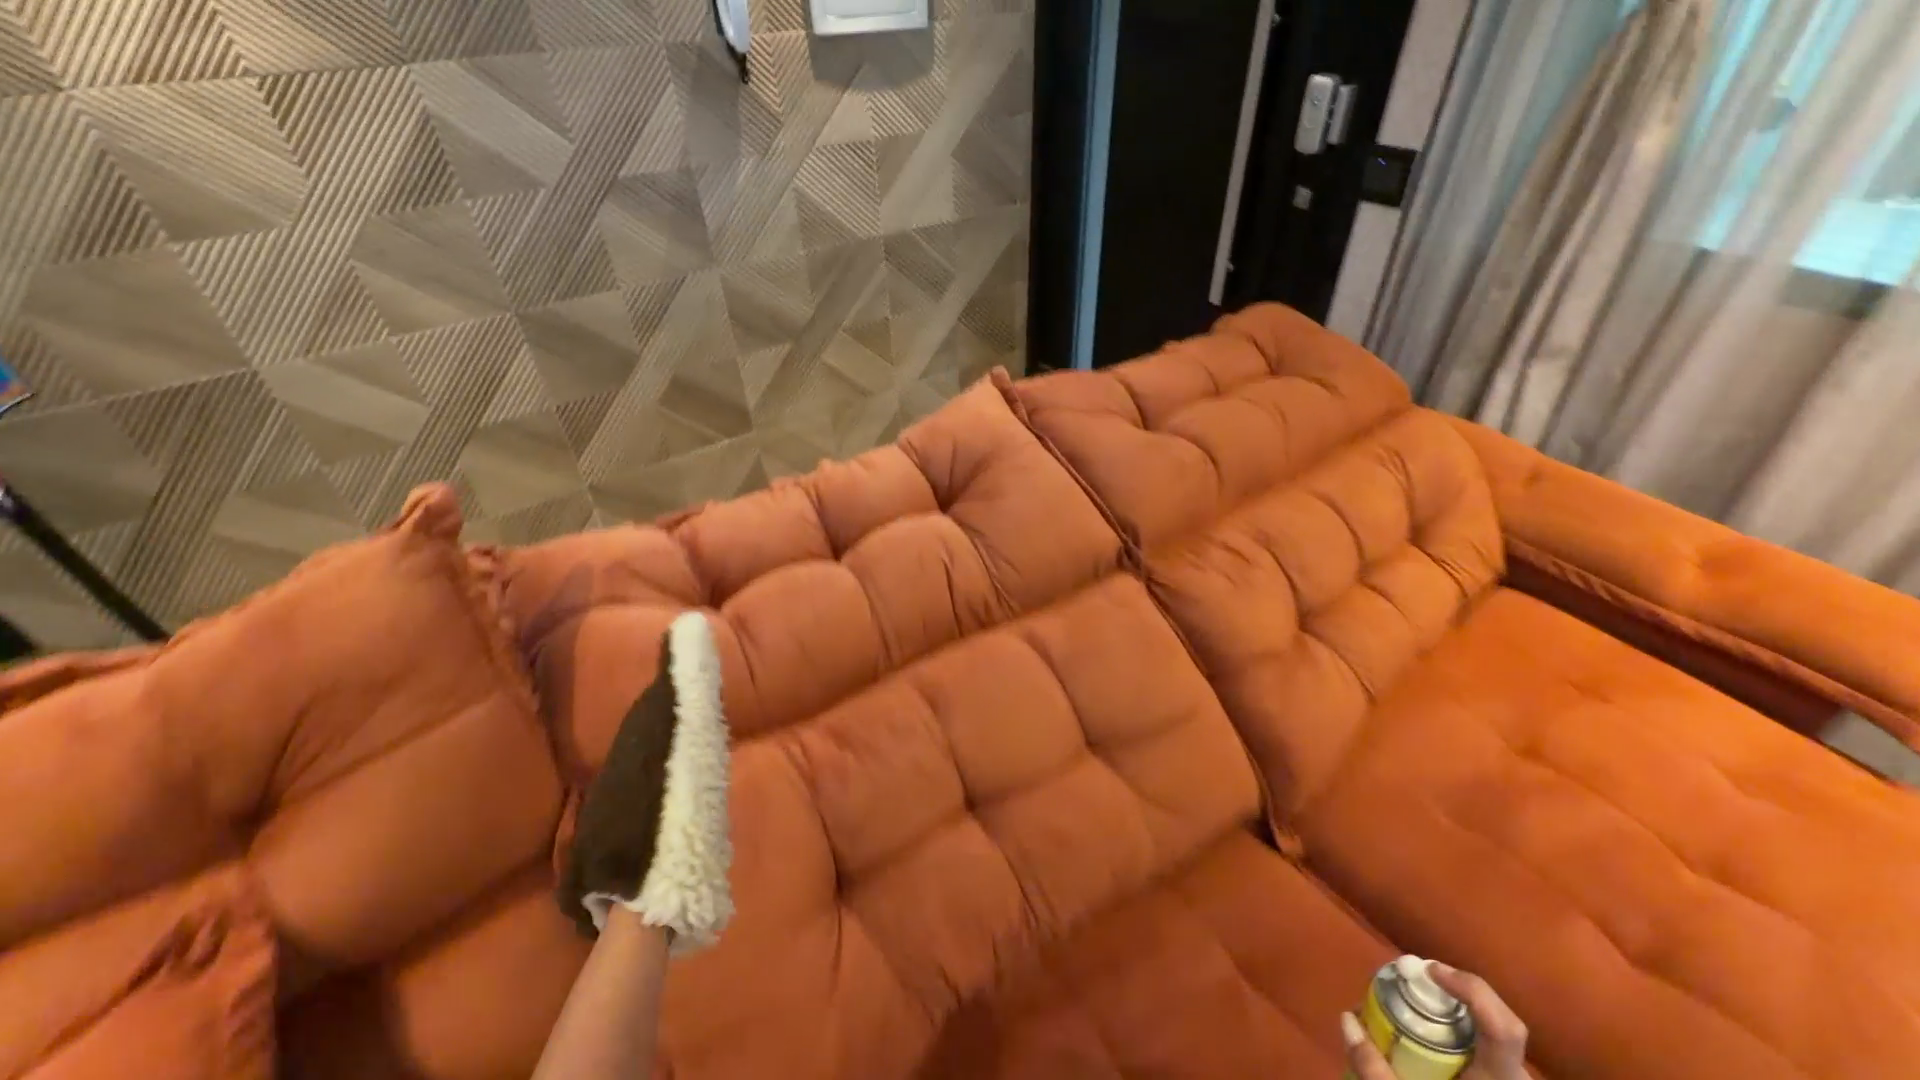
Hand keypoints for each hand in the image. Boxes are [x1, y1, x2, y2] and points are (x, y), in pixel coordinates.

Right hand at [1340, 962, 1528, 1079]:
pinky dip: (1453, 1035)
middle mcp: (1514, 1079)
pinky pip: (1483, 1049)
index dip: (1472, 989)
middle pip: (1491, 1020)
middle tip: (1410, 985)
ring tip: (1411, 1008)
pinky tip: (1426, 1040)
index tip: (1429, 971)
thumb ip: (1375, 1071)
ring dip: (1449, 1015)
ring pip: (1486, 1035)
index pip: (1505, 1027)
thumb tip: (1347, 1018)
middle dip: (1450, 995)